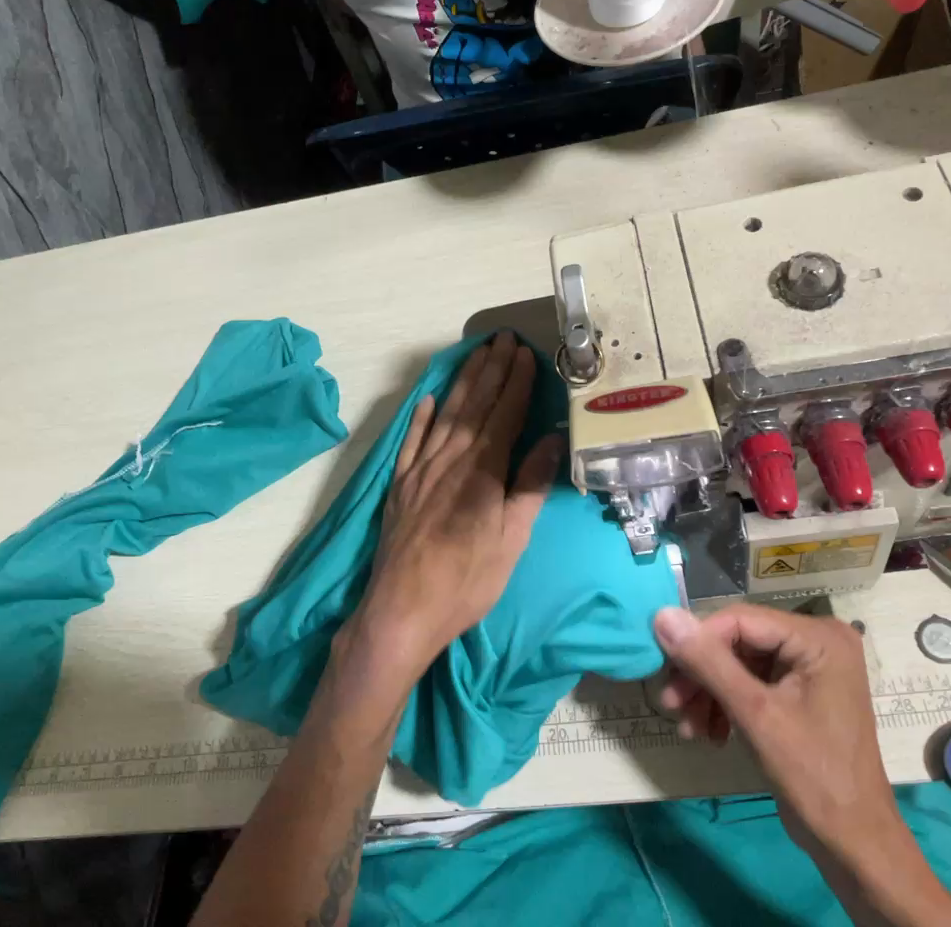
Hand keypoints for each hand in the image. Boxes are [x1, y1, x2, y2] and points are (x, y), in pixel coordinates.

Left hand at [350, 332, 562, 677]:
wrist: (401, 611)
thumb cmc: (466, 582)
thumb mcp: (511, 540)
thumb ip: (528, 487)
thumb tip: (551, 440)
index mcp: (482, 473)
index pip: (504, 416)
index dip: (516, 384)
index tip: (526, 355)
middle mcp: (449, 461)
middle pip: (474, 406)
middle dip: (491, 370)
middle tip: (503, 338)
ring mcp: (420, 471)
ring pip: (445, 416)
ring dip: (461, 382)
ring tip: (474, 354)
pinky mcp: (399, 486)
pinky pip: (411, 441)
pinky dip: (421, 418)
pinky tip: (428, 399)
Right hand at [654, 606, 950, 925]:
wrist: (853, 843)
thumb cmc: (812, 775)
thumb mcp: (755, 715)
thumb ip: (708, 662)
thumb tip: (662, 615)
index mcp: (819, 637)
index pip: (740, 619)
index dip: (698, 643)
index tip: (666, 676)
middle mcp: (817, 642)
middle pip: (737, 641)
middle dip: (701, 675)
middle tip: (671, 704)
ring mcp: (809, 668)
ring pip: (738, 664)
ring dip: (708, 694)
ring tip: (688, 727)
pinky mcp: (799, 693)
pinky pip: (750, 683)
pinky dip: (725, 705)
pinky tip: (710, 734)